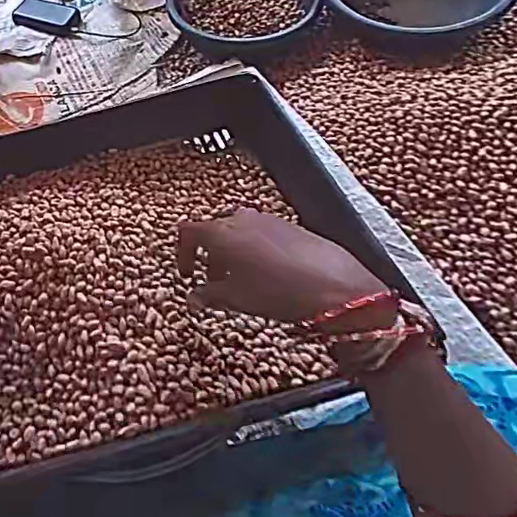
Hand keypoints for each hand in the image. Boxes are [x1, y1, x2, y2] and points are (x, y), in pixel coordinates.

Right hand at [177, 209, 383, 324]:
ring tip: (241, 280)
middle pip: (213, 230)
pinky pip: (260, 233)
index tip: (187, 275)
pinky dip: (254, 250)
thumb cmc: (277, 291)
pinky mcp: (288, 225)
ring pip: (238, 231)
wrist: (333, 285)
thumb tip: (193, 297)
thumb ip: (208, 294)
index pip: (188, 232)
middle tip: (213, 281)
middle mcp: (241, 218)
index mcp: (220, 232)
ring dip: (232, 253)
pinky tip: (267, 275)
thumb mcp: (235, 298)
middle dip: (208, 256)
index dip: (182, 254)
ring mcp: (266, 219)